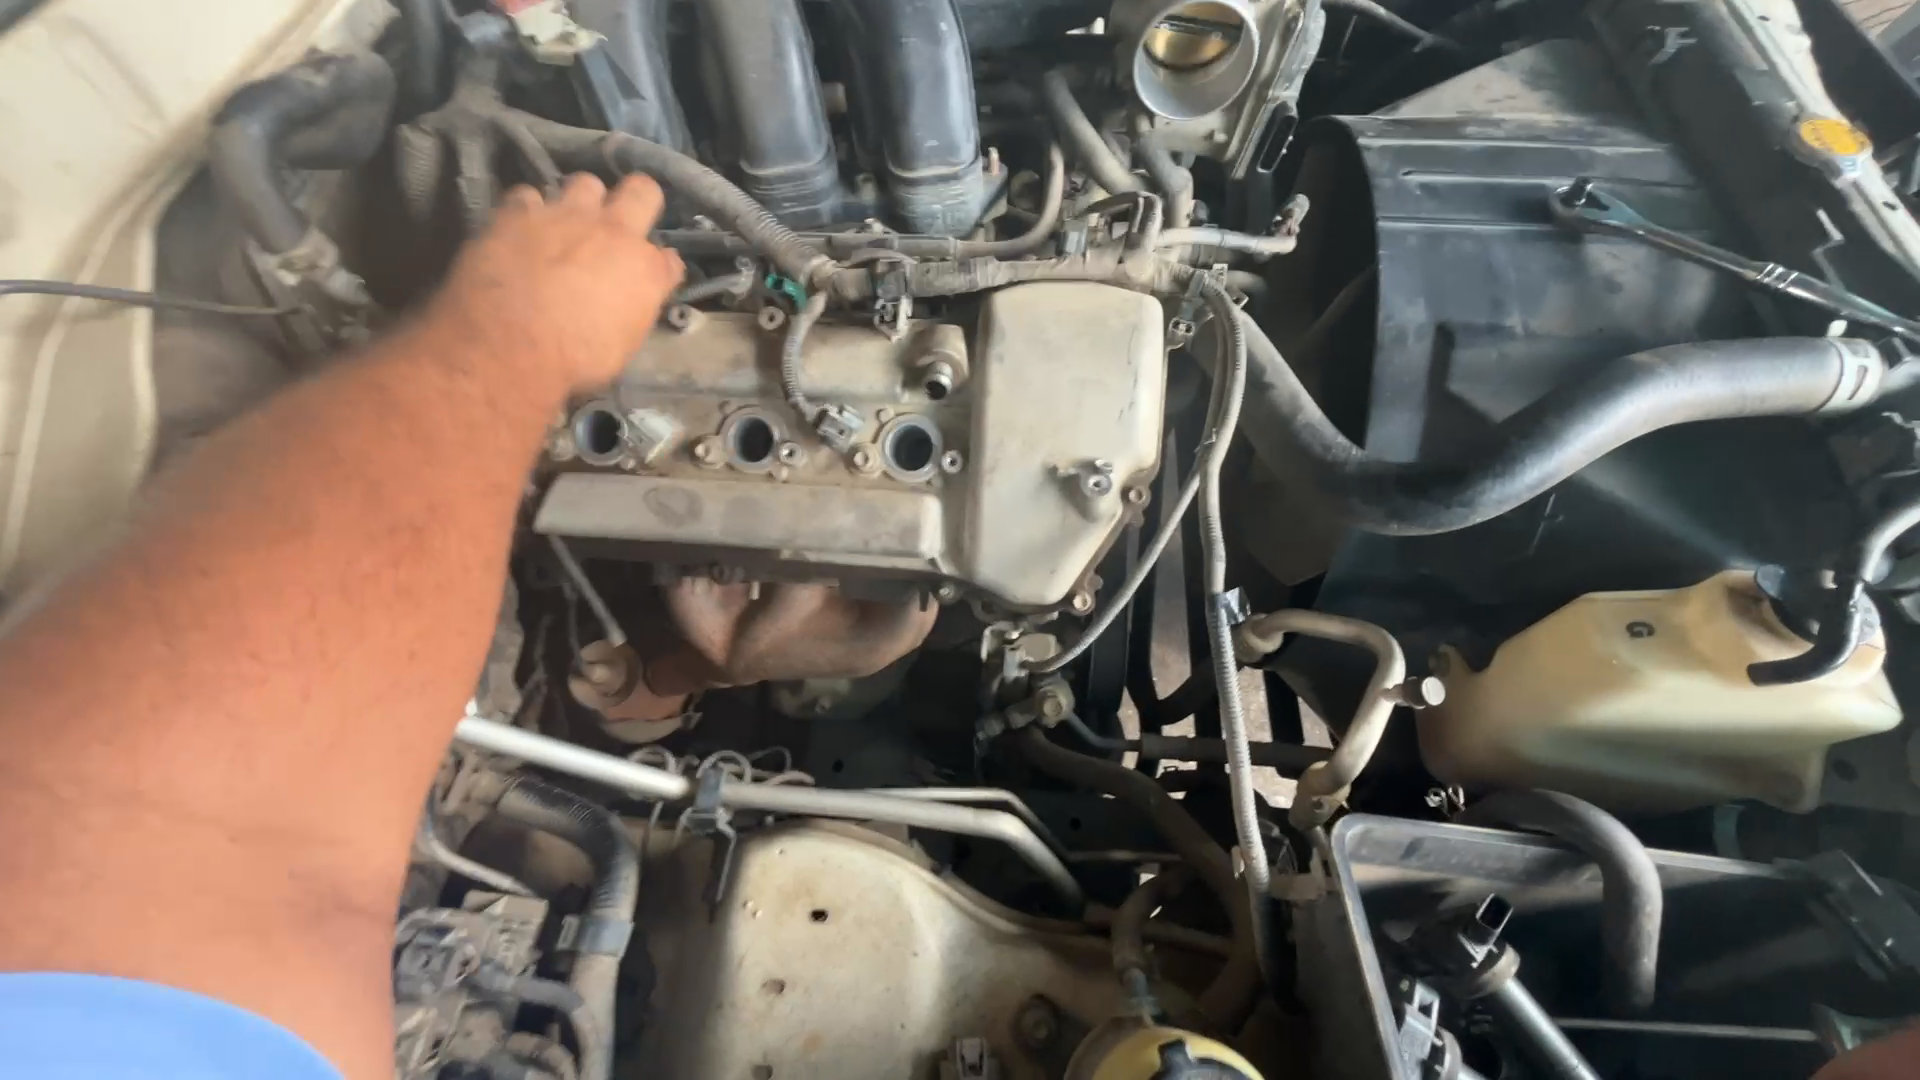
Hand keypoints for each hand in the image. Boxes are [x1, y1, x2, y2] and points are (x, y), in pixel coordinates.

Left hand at [426, 172, 683, 391]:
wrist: (511, 344)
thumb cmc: (579, 358)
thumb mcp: (624, 342)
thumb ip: (634, 306)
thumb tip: (634, 296)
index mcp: (645, 269)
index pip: (670, 258)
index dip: (661, 266)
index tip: (651, 277)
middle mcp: (613, 232)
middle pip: (642, 191)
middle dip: (638, 201)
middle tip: (622, 225)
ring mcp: (565, 216)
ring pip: (585, 183)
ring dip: (583, 200)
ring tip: (569, 224)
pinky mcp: (518, 213)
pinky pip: (529, 196)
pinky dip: (530, 211)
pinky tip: (524, 230)